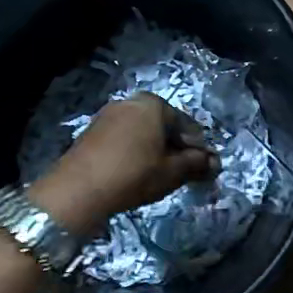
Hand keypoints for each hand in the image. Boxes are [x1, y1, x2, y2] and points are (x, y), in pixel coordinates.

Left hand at [31, 93, 219, 233]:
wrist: (77, 191)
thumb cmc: (134, 175)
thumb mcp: (172, 172)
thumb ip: (196, 164)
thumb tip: (215, 163)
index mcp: (153, 104)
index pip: (187, 125)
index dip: (199, 148)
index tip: (204, 169)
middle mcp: (130, 102)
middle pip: (164, 126)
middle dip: (176, 148)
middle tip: (183, 174)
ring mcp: (108, 115)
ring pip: (143, 133)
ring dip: (156, 151)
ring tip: (160, 176)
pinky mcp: (92, 132)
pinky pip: (125, 139)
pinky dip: (136, 152)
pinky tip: (137, 173)